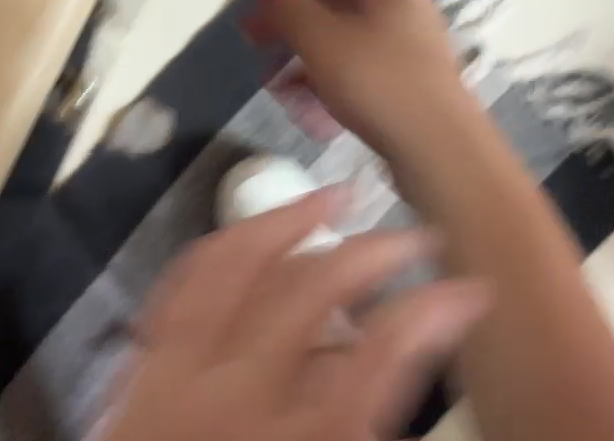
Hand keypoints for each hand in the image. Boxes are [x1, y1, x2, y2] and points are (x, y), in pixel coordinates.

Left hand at [103, 191, 488, 440]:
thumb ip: (363, 418)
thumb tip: (395, 362)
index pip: (383, 360)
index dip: (433, 313)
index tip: (470, 290)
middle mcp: (240, 398)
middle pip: (315, 291)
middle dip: (375, 251)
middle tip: (418, 236)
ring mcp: (180, 370)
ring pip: (240, 261)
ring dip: (291, 219)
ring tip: (336, 196)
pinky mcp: (144, 362)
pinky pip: (186, 279)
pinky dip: (226, 245)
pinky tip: (254, 231)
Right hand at [243, 0, 471, 162]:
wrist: (442, 154)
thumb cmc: (378, 84)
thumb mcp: (320, 39)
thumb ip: (285, 2)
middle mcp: (398, 3)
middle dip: (287, 13)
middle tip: (252, 34)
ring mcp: (403, 42)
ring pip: (339, 32)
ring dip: (299, 49)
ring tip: (270, 80)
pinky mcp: (402, 78)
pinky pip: (354, 63)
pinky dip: (324, 75)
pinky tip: (301, 105)